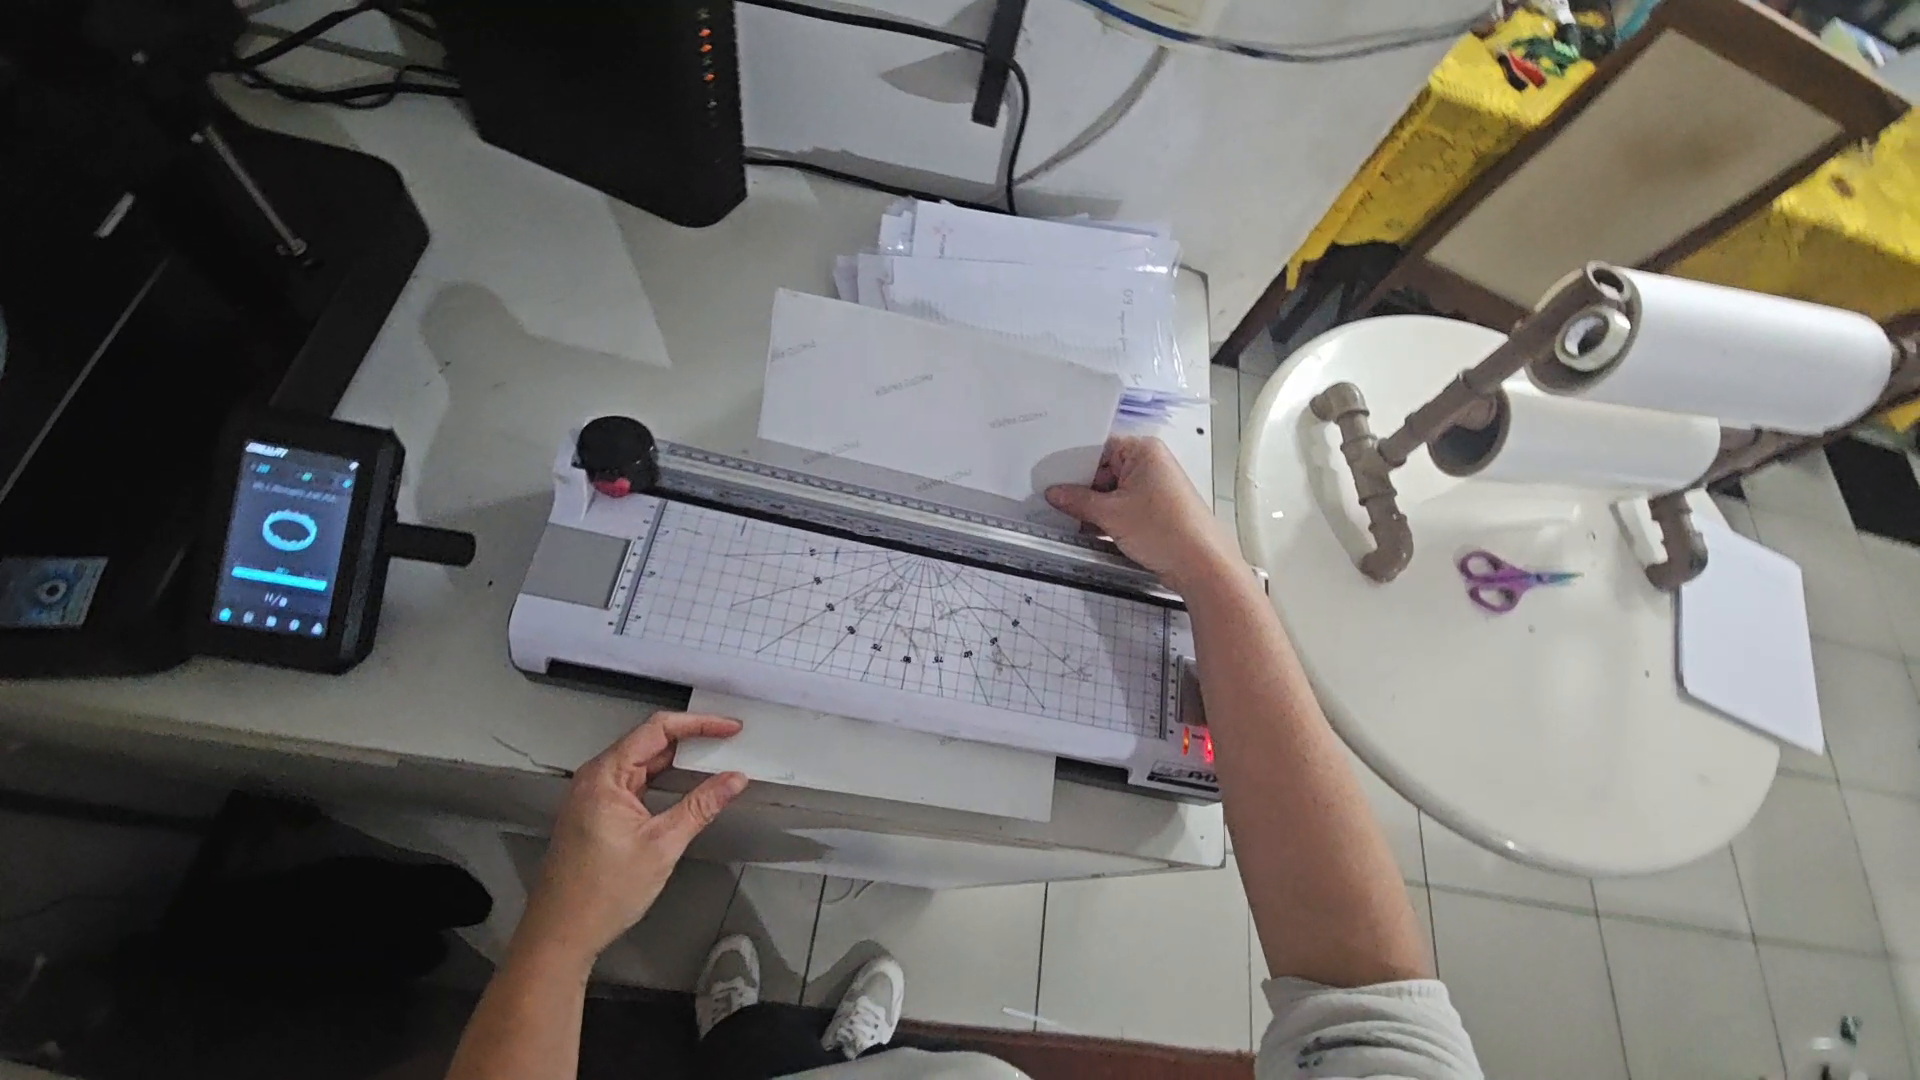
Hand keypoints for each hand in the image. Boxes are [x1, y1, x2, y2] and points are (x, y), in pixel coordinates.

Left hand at [513, 712, 748, 972]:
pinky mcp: (596, 812)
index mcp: (605, 775)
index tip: (732, 728)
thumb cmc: (607, 891)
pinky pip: (635, 781)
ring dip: (678, 756)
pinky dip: (664, 776)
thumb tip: (738, 778)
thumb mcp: (662, 846)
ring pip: (642, 761)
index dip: (699, 723)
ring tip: (715, 754)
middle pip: (649, 741)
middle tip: (730, 738)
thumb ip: (701, 806)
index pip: (657, 729)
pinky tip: (686, 781)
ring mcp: (594, 794)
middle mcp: (596, 776)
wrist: (558, 938)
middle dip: (692, 736)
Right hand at [1046, 436, 1240, 589]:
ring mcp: (1153, 487)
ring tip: (1072, 518)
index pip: (1098, 447)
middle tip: (1056, 500)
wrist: (1200, 565)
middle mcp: (1151, 464)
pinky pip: (1122, 505)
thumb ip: (1078, 502)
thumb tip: (1057, 494)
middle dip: (1082, 488)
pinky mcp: (1154, 508)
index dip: (1074, 463)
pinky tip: (1090, 528)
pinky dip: (1107, 516)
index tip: (1052, 477)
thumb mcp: (1110, 515)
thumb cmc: (1167, 531)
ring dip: (1093, 506)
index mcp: (1143, 451)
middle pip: (1104, 469)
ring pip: (1112, 490)